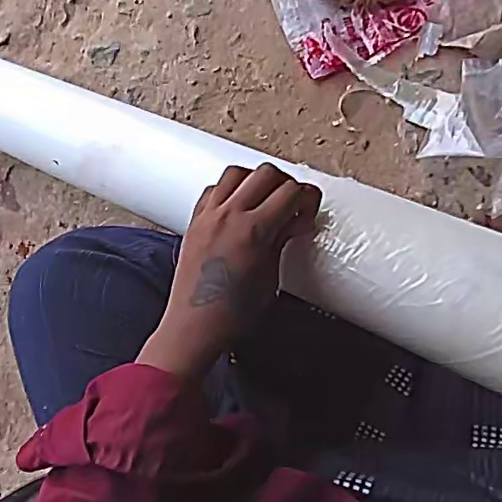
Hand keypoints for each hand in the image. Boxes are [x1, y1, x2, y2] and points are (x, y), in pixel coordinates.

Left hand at [137, 163, 322, 380]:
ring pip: (236, 174)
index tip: (308, 213)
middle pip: (265, 173)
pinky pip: (212, 191)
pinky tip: (237, 208)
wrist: (194, 328)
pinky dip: (228, 191)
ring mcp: (207, 217)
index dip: (307, 198)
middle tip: (291, 205)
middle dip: (285, 184)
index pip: (291, 192)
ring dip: (255, 180)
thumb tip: (291, 223)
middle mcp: (228, 216)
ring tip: (264, 201)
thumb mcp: (269, 278)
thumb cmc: (230, 315)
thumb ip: (280, 243)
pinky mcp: (194, 224)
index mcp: (253, 230)